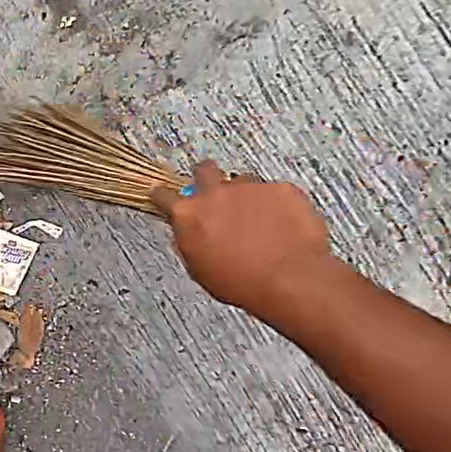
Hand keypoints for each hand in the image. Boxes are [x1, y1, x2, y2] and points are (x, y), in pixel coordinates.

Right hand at [149, 160, 336, 314]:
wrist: (288, 278)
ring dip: (242, 195)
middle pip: (204, 171)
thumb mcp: (199, 269)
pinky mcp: (279, 188)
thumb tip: (187, 236)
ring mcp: (249, 188)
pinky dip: (273, 204)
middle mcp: (215, 194)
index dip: (162, 196)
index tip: (163, 196)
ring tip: (253, 220)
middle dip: (204, 178)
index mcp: (188, 215)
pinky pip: (272, 190)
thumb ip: (188, 242)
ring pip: (241, 181)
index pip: (164, 196)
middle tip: (211, 192)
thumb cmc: (243, 281)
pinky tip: (277, 224)